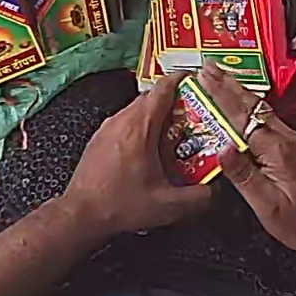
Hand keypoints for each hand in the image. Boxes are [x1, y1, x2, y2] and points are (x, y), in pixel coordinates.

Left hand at [56, 72, 215, 237]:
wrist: (81, 213)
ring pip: (137, 110)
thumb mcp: (168, 205)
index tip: (197, 82)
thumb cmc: (120, 205)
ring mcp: (107, 128)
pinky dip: (140, 127)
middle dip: (174, 103)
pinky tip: (149, 150)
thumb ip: (199, 197)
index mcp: (139, 127)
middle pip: (151, 98)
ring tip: (174, 135)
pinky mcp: (99, 138)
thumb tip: (213, 190)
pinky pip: (124, 122)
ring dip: (156, 116)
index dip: (182, 81)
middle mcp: (121, 121)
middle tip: (194, 116)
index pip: (163, 89)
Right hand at [195, 65, 295, 257]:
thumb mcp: (268, 207)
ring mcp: (291, 140)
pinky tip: (240, 102)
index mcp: (278, 151)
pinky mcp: (291, 146)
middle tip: (207, 67)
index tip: (203, 79)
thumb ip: (244, 176)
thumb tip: (221, 148)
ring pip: (259, 109)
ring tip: (218, 76)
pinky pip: (265, 118)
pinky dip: (247, 106)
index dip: (220, 96)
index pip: (241, 117)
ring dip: (237, 91)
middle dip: (226, 84)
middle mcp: (286, 139)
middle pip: (251, 105)